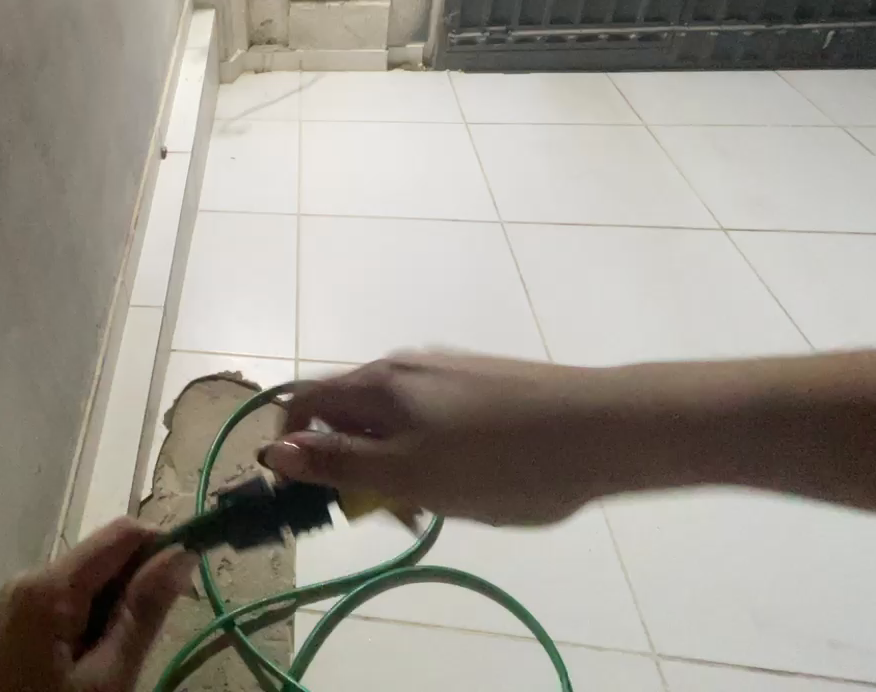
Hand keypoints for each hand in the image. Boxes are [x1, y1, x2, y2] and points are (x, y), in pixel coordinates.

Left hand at [0, 518, 194, 691]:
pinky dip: (90, 622)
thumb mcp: (106, 680)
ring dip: (114, 610)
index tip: (191, 580)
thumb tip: (182, 552)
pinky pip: (65, 603)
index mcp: (49, 583)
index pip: (122, 533)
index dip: (162, 545)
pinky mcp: (13, 622)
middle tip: (151, 640)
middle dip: (136, 586)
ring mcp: (16, 599)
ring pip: (87, 583)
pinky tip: (92, 665)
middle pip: (103, 557)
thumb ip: (143, 612)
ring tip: (119, 662)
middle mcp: (29, 576)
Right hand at [260, 351, 650, 525]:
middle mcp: (400, 365)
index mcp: (376, 383)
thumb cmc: (497, 461)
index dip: (292, 442)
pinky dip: (422, 444)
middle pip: (347, 409)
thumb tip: (274, 451)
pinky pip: (426, 411)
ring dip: (389, 457)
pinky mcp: (475, 378)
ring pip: (390, 414)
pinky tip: (468, 475)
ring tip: (435, 501)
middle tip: (390, 510)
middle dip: (351, 459)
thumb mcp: (410, 475)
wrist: (602, 428)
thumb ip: (339, 463)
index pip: (304, 401)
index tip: (311, 492)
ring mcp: (440, 368)